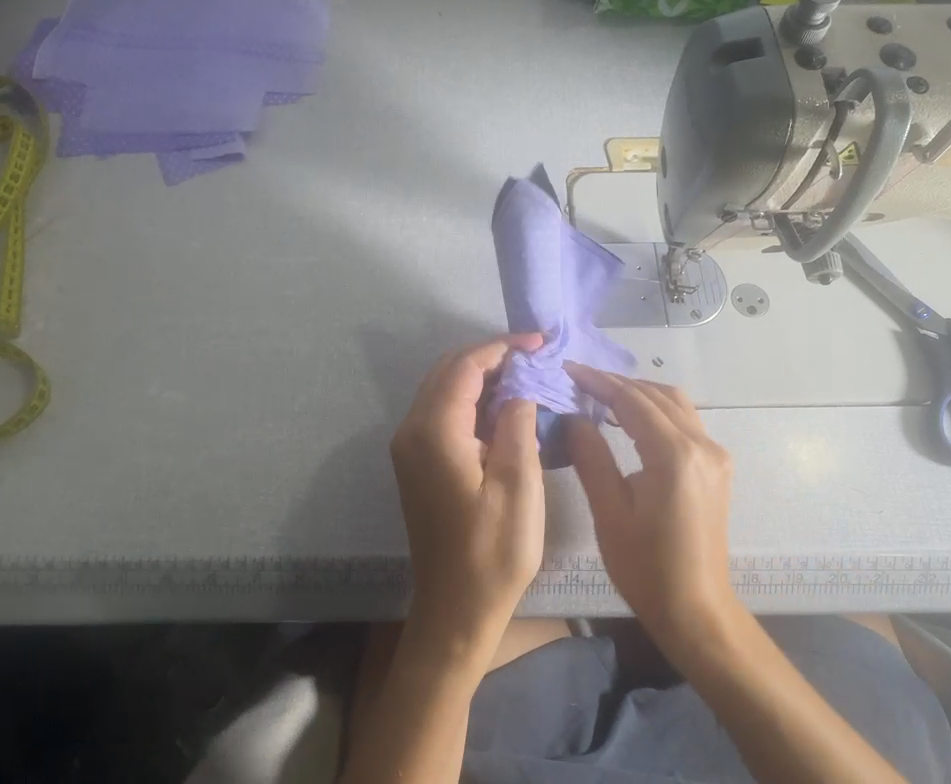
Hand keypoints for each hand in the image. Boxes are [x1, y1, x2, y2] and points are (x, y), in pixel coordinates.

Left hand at [390, 335, 547, 644]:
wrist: (455, 608)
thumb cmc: (492, 552)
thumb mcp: (518, 485)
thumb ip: (517, 424)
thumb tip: (520, 386)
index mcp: (434, 431)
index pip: (466, 367)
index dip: (502, 348)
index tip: (540, 342)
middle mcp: (412, 430)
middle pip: (448, 371)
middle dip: (491, 357)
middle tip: (536, 358)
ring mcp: (409, 447)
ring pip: (443, 390)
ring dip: (481, 377)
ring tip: (527, 377)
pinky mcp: (416, 463)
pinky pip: (441, 413)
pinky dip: (471, 401)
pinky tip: (504, 408)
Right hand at [565, 362, 738, 649]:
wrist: (696, 609)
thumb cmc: (645, 566)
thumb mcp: (609, 512)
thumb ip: (591, 456)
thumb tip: (572, 417)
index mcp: (673, 455)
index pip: (631, 400)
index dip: (597, 382)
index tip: (566, 369)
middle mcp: (702, 445)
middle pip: (656, 395)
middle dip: (616, 384)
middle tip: (577, 382)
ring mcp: (715, 455)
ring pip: (674, 404)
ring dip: (638, 394)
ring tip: (600, 397)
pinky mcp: (716, 467)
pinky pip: (684, 423)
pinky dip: (655, 412)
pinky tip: (629, 422)